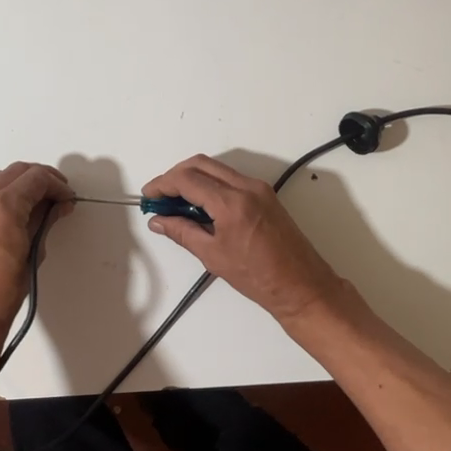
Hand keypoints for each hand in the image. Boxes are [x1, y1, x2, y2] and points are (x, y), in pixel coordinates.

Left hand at [0, 162, 72, 326]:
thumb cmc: (4, 290)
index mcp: (3, 206)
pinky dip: (5, 192)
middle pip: (18, 171)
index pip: (36, 178)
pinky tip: (18, 209)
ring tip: (41, 201)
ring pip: (0, 177)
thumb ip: (46, 220)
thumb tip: (59, 205)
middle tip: (59, 195)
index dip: (57, 185)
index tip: (67, 197)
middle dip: (41, 178)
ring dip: (22, 183)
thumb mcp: (34, 252)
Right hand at [143, 155, 343, 321]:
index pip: (187, 179)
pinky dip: (210, 183)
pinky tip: (200, 205)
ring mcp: (259, 188)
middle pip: (200, 164)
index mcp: (231, 203)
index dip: (162, 184)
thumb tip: (157, 220)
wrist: (302, 286)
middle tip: (160, 197)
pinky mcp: (266, 194)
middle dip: (175, 176)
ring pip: (216, 168)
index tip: (148, 196)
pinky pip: (230, 178)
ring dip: (193, 178)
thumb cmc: (256, 277)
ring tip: (176, 202)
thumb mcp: (212, 256)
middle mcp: (246, 187)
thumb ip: (182, 232)